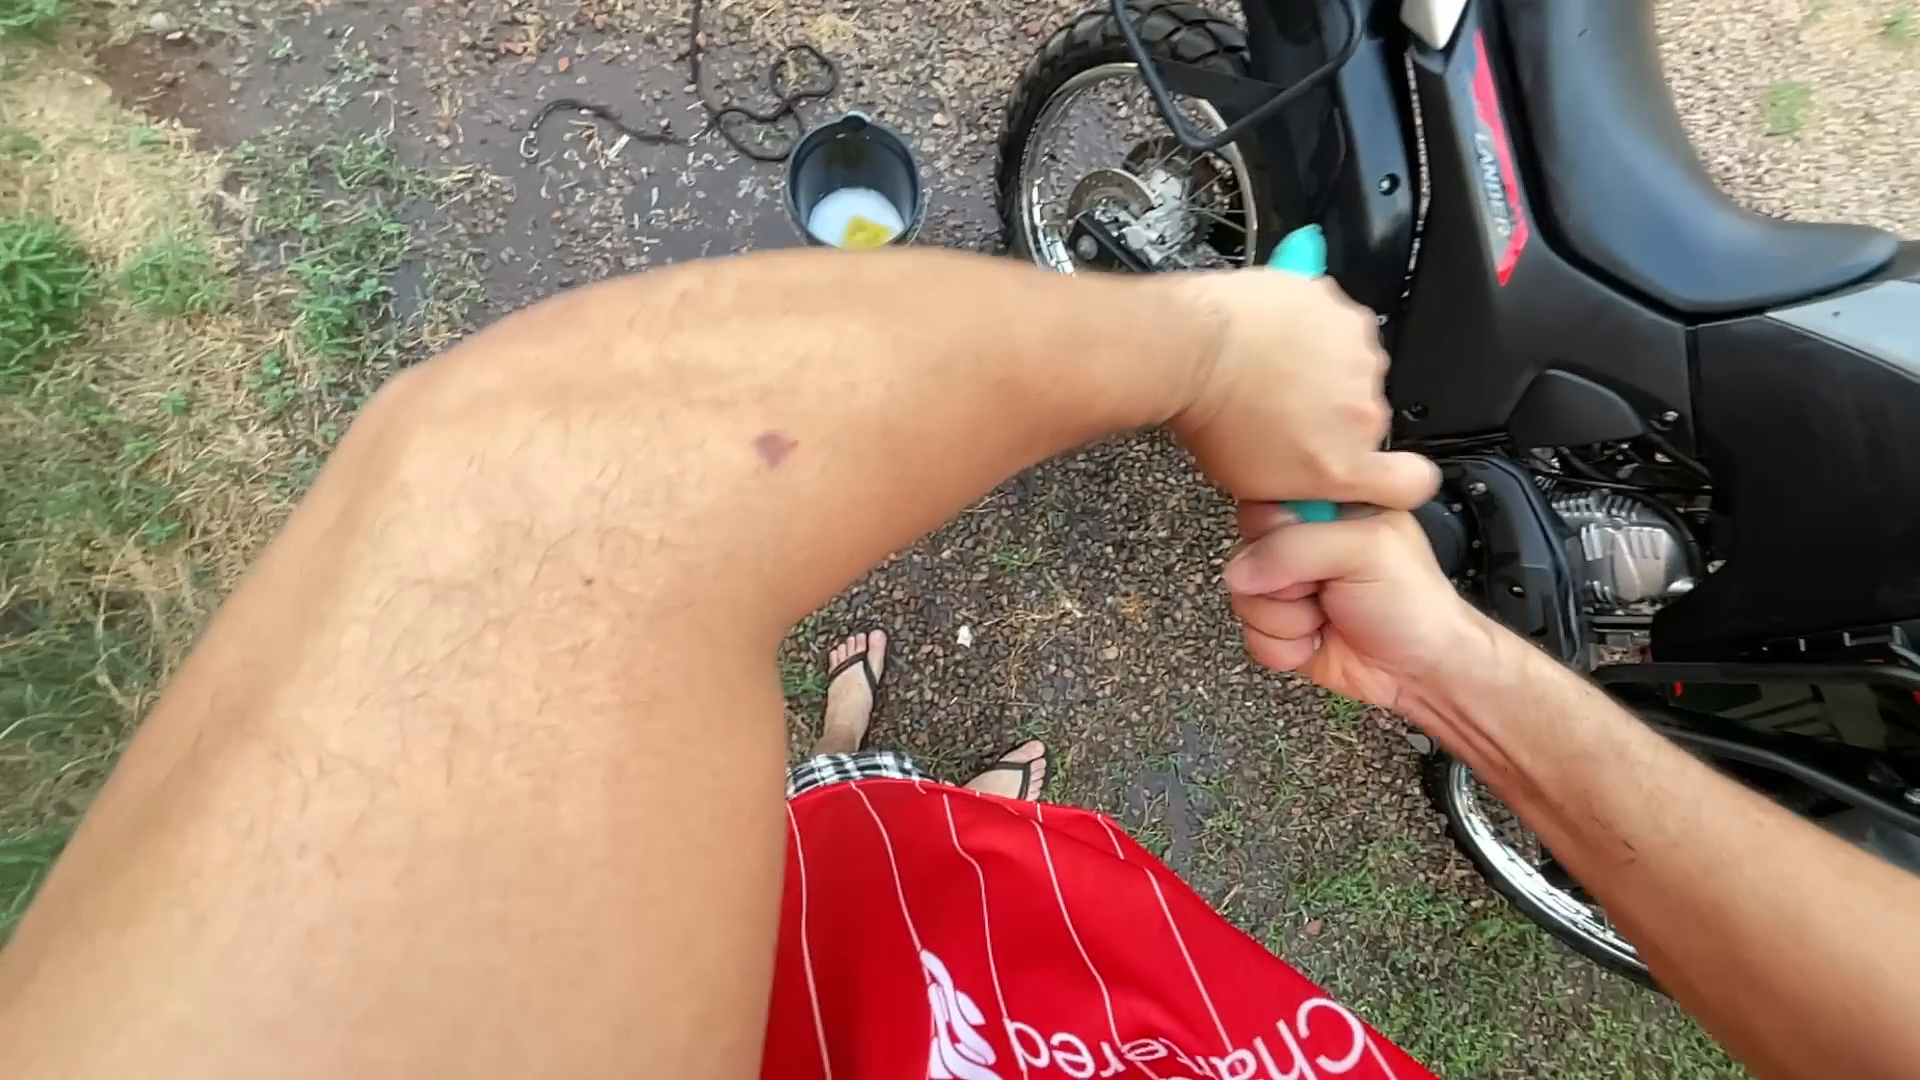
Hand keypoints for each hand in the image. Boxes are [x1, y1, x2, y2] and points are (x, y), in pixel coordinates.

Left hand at [1165, 272, 1438, 509]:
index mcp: (1342, 463)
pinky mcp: (1344, 310)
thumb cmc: (1209, 413)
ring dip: (1320, 367)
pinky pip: (1335, 323)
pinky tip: (1270, 335)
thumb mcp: (1246, 479)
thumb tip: (1294, 479)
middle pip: (1362, 417)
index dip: (1392, 477)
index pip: (1407, 482)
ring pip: (1351, 368)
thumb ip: (1292, 482)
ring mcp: (1359, 356)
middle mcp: (1364, 411)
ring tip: (1268, 366)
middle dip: (1328, 413)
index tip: (1371, 470)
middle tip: (1278, 406)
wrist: (1194, 350)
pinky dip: (1309, 327)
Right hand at [1223, 503, 1493, 709]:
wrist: (1420, 672)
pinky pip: (1248, 633)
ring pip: (1243, 597)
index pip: (1264, 505)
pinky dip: (1282, 646)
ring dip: (1286, 620)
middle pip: (1244, 554)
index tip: (1310, 552)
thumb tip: (1238, 572)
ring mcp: (1284, 587)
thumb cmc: (1411, 605)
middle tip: (1324, 589)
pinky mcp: (1276, 624)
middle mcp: (1298, 545)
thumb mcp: (1365, 551)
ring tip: (1325, 619)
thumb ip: (1295, 547)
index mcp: (1323, 509)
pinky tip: (1315, 642)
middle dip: (1280, 584)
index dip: (1274, 533)